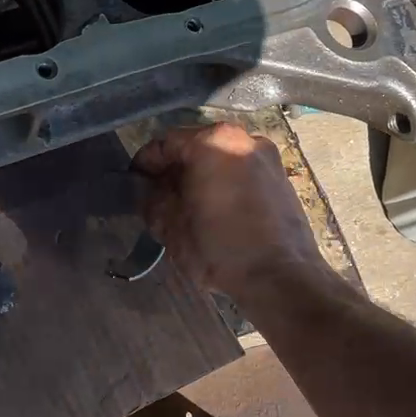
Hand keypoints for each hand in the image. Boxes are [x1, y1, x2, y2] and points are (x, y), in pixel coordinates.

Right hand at [131, 122, 333, 296]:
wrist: (280, 277)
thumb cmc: (218, 247)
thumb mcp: (170, 225)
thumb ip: (152, 199)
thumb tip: (149, 190)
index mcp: (212, 142)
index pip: (165, 143)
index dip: (144, 164)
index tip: (134, 183)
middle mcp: (244, 138)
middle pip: (195, 147)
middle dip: (173, 170)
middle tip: (157, 196)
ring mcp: (267, 158)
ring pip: (220, 160)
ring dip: (199, 177)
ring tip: (185, 205)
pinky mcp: (281, 179)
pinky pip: (240, 172)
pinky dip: (222, 183)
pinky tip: (214, 210)